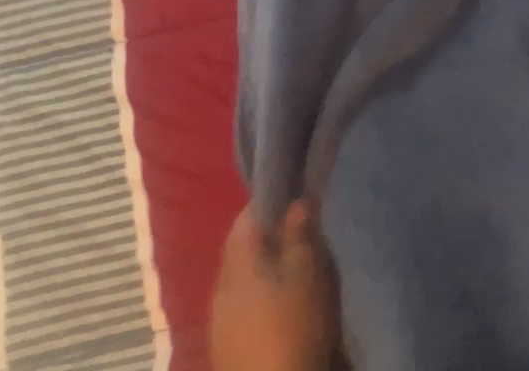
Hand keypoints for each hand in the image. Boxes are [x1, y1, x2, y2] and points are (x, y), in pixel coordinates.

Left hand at [211, 200, 340, 370]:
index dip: (271, 199)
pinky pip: (245, 297)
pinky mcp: (227, 339)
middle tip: (306, 222)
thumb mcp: (307, 273)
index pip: (246, 218)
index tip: (298, 189)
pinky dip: (264, 285)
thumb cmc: (294, 325)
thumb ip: (300, 235)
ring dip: (268, 259)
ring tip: (301, 257)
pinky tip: (285, 293)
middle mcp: (221, 285)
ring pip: (244, 272)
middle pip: (243, 245)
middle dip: (271, 230)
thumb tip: (297, 199)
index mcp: (237, 263)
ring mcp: (220, 316)